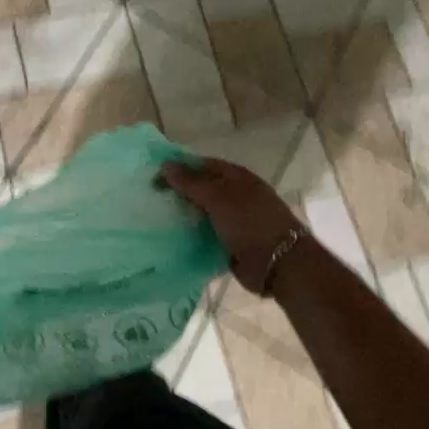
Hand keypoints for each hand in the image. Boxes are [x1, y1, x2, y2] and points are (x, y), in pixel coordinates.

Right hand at [162, 158, 302, 294]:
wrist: (279, 263)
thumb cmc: (250, 222)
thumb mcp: (218, 196)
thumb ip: (191, 182)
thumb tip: (165, 164)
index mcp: (235, 177)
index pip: (201, 165)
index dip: (178, 168)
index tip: (153, 177)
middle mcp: (234, 196)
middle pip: (200, 190)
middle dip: (177, 194)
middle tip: (149, 199)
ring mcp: (232, 221)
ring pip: (200, 214)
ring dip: (182, 217)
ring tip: (153, 219)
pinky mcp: (229, 244)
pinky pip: (204, 237)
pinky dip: (190, 238)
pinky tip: (169, 240)